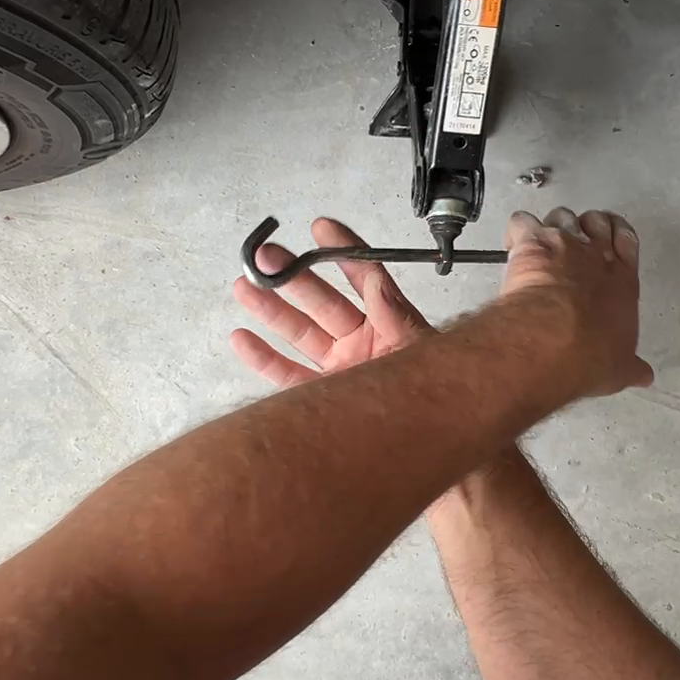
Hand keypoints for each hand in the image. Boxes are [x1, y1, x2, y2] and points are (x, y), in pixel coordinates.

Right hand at [230, 218, 433, 386]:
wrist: (433, 452)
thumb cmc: (438, 397)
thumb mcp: (421, 351)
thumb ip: (396, 317)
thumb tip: (377, 282)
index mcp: (389, 323)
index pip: (364, 277)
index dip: (342, 250)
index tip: (320, 227)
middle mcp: (362, 341)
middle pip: (321, 300)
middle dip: (292, 276)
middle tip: (264, 256)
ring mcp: (340, 370)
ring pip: (299, 332)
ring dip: (271, 309)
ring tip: (244, 285)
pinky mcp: (322, 399)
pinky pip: (287, 375)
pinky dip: (263, 357)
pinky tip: (242, 337)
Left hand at [500, 207, 651, 396]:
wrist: (555, 341)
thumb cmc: (590, 354)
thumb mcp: (619, 367)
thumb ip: (630, 367)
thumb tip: (643, 376)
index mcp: (623, 281)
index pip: (628, 241)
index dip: (617, 235)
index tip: (607, 239)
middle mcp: (596, 256)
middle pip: (596, 221)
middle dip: (585, 225)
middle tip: (571, 241)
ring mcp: (564, 245)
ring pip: (561, 216)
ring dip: (551, 227)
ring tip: (540, 244)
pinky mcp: (533, 243)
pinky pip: (522, 222)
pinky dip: (516, 229)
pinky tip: (512, 243)